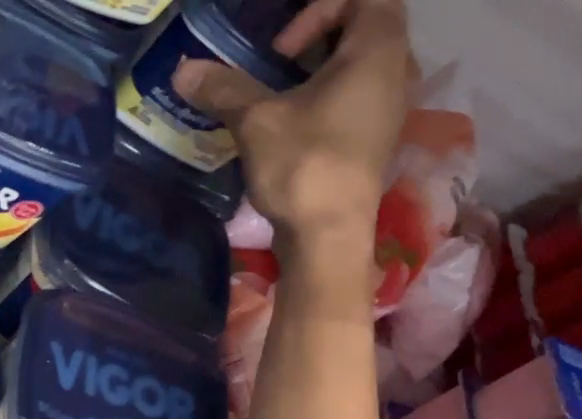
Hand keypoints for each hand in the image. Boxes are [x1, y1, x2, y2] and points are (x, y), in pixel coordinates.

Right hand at [177, 0, 414, 247]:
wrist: (327, 234)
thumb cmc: (304, 164)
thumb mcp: (256, 121)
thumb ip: (224, 89)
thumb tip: (184, 70)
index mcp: (379, 50)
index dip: (319, 10)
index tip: (281, 50)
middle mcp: (397, 70)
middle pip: (363, 29)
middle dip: (316, 39)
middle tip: (274, 69)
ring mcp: (389, 107)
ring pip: (358, 67)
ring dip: (318, 73)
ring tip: (277, 99)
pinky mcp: (373, 139)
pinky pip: (354, 99)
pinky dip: (324, 100)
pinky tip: (289, 128)